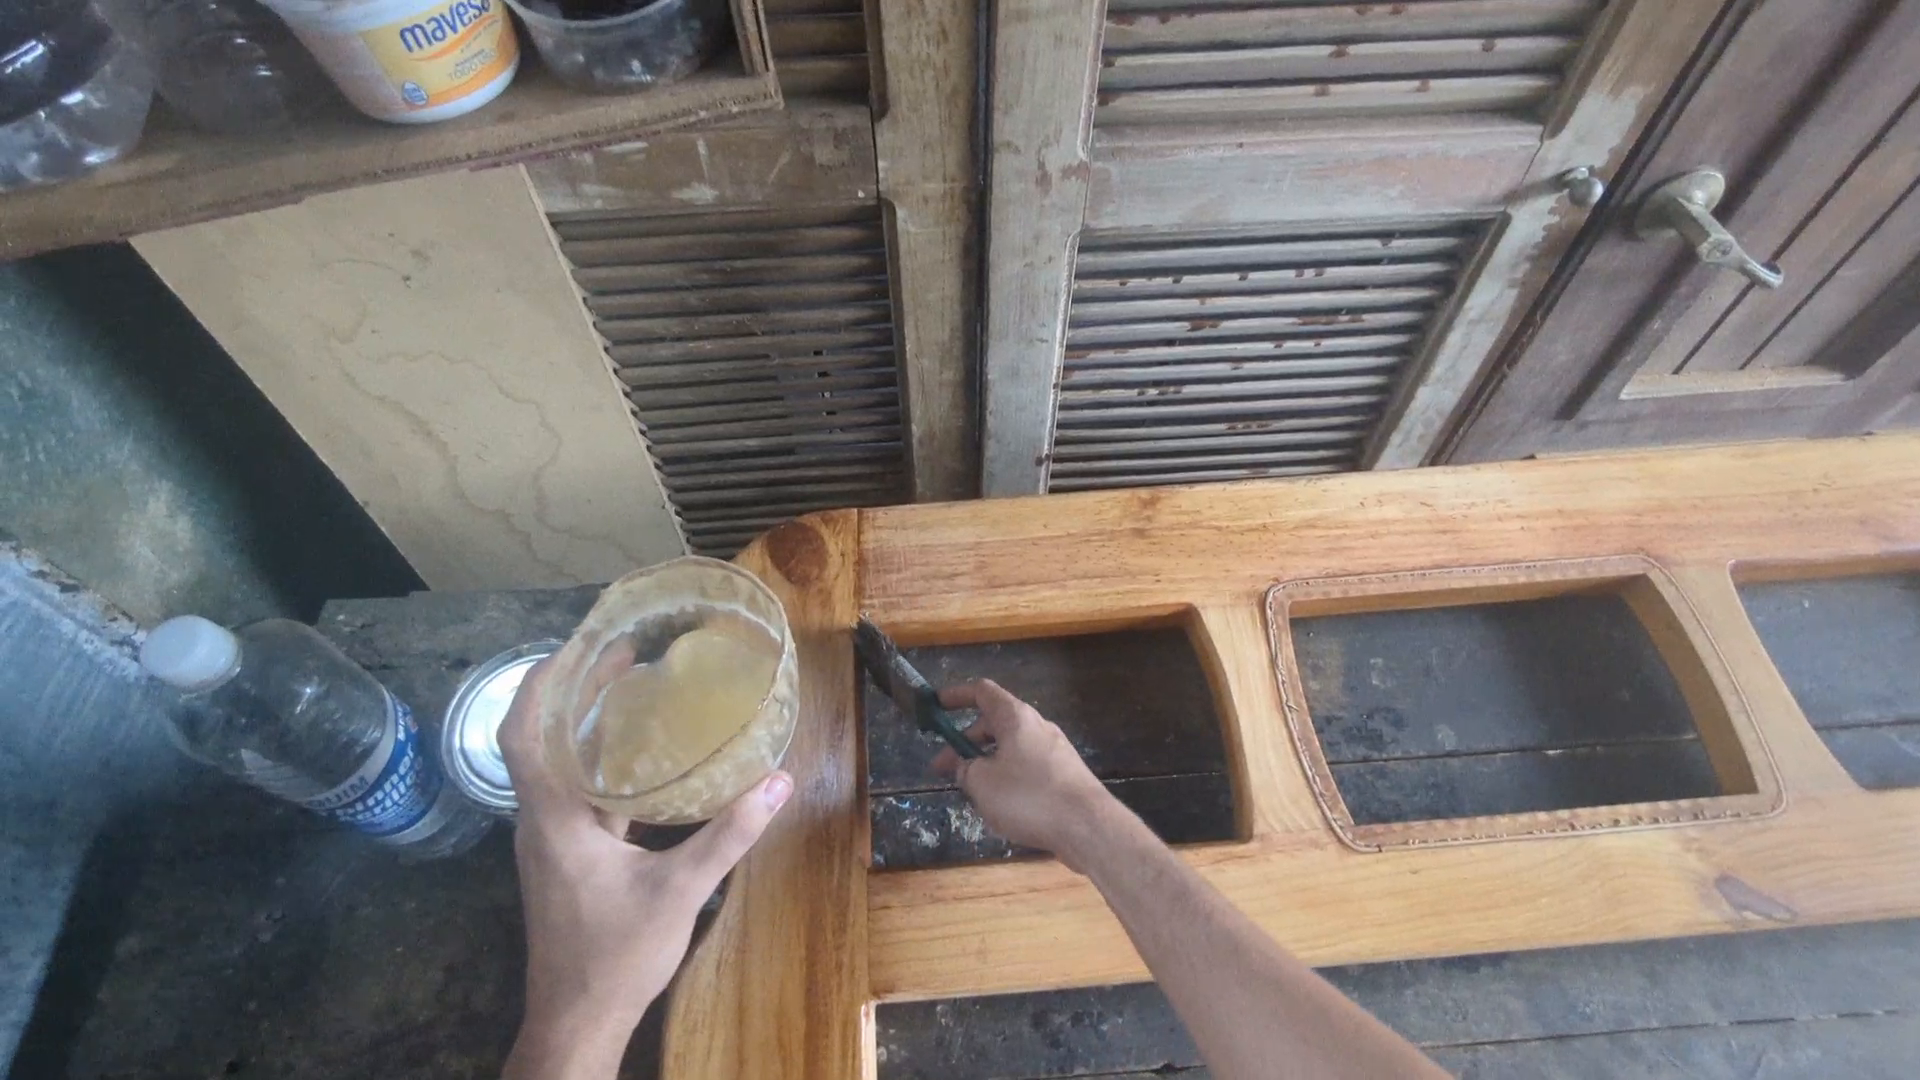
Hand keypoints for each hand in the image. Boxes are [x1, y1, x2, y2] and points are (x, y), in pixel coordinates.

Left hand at [498, 652, 792, 1078]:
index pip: (524, 735)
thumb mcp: (679, 891)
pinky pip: (582, 792)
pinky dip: (605, 762)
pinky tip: (644, 756)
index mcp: (553, 819)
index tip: (574, 644)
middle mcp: (544, 820)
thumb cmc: (614, 955)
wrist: (578, 1022)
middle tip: (624, 652)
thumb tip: (777, 781)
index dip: (541, 684)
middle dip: (576, 691)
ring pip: (563, 765)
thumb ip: (729, 834)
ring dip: (590, 725)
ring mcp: (555, 840)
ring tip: (635, 688)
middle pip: (545, 739)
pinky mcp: (572, 856)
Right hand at [931, 679, 1117, 871]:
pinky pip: (1027, 766)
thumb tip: (965, 766)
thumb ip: (966, 770)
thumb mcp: (983, 783)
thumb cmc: (1029, 796)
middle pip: (994, 723)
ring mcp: (1054, 750)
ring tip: (970, 792)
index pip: (982, 691)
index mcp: (1015, 717)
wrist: (1088, 826)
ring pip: (1010, 748)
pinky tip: (1001, 805)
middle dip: (965, 742)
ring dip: (985, 763)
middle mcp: (1036, 726)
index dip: (956, 695)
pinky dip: (1007, 776)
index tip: (935, 705)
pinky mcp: (1064, 774)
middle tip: (943, 769)